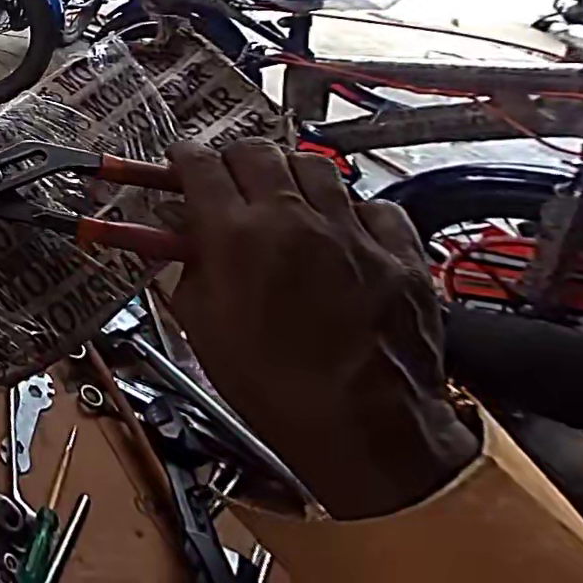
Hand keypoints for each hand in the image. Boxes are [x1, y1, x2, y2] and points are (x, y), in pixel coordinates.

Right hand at [163, 140, 478, 518]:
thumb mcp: (195, 311)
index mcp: (233, 233)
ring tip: (279, 197)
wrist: (360, 431)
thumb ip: (186, 257)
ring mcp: (353, 237)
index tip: (179, 163)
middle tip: (225, 178)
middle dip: (231, 159)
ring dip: (287, 174)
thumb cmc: (268, 379)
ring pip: (315, 166)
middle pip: (255, 151)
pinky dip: (349, 208)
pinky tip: (337, 229)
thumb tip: (180, 230)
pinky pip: (375, 206)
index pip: (197, 162)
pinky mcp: (403, 259)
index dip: (181, 157)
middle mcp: (292, 222)